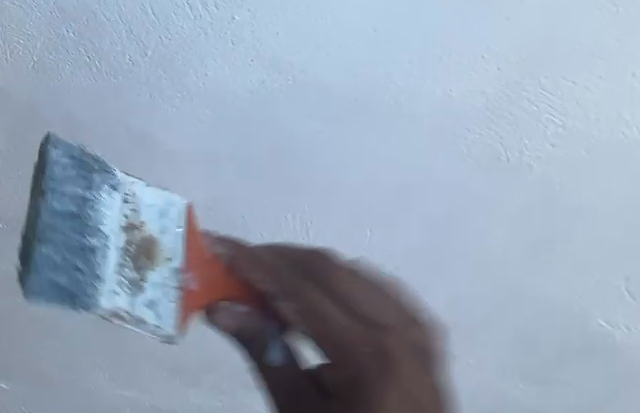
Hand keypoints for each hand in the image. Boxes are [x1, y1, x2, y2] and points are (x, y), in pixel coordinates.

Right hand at [204, 239, 448, 412]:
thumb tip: (218, 306)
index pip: (296, 286)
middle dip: (274, 258)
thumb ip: (262, 351)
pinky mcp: (426, 341)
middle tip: (234, 265)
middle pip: (324, 268)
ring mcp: (417, 335)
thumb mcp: (298, 412)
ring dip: (305, 269)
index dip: (251, 260)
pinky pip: (378, 288)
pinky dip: (340, 281)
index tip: (214, 244)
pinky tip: (319, 295)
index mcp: (365, 355)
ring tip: (270, 285)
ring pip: (350, 271)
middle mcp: (396, 334)